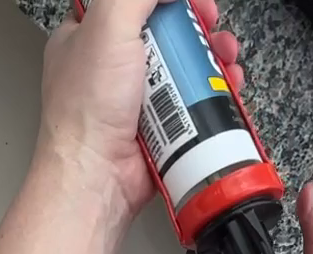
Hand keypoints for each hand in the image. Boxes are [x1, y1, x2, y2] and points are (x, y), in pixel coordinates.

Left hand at [37, 0, 242, 227]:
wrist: (97, 178)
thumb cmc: (86, 112)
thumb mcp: (108, 24)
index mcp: (85, 38)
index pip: (126, 3)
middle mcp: (108, 70)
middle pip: (163, 32)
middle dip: (195, 25)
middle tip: (210, 25)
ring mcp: (134, 103)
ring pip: (182, 69)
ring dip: (211, 58)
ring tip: (225, 56)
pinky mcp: (157, 131)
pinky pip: (190, 106)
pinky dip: (213, 95)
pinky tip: (226, 88)